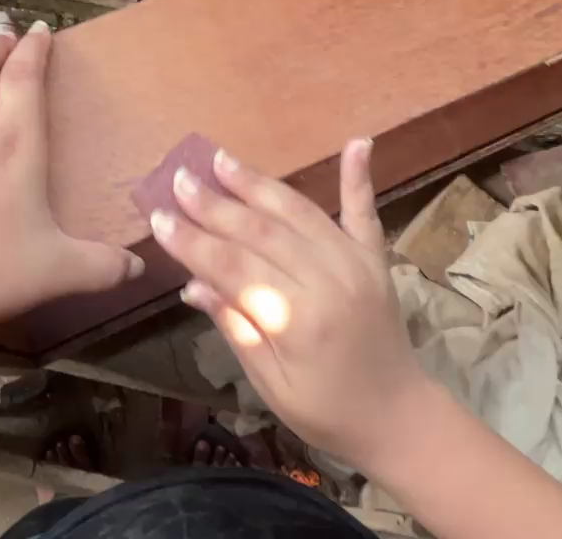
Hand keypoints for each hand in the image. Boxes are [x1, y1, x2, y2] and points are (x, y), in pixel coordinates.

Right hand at [150, 138, 431, 469]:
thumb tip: (191, 284)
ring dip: (257, 183)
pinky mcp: (375, 257)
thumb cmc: (327, 412)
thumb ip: (236, 328)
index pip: (234, 270)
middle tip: (180, 179)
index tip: (159, 217)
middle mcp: (328, 282)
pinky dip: (358, 176)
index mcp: (298, 321)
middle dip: (215, 205)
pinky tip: (357, 142)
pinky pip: (363, 211)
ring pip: (298, 212)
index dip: (193, 242)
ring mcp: (355, 264)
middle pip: (261, 233)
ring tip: (221, 159)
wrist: (402, 419)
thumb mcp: (271, 385)